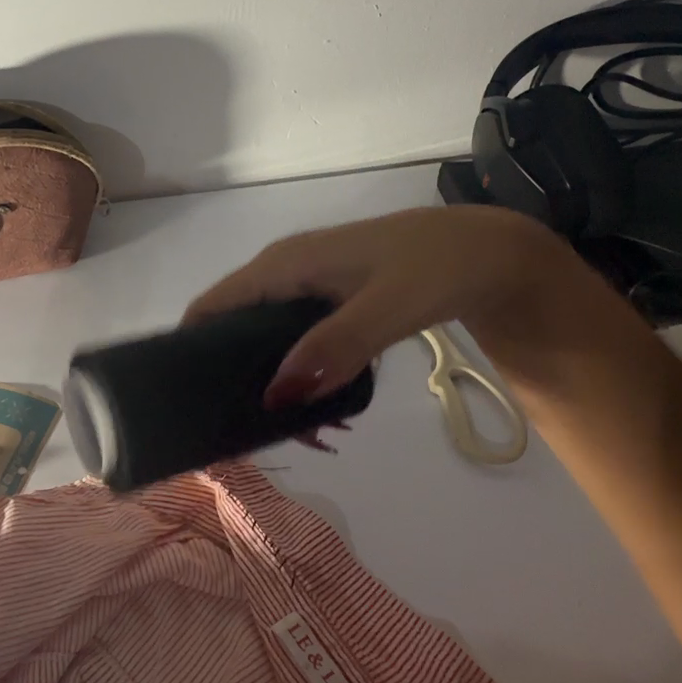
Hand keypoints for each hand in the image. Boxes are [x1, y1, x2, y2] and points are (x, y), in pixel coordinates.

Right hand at [182, 206, 571, 407]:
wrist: (494, 251)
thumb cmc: (438, 268)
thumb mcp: (389, 306)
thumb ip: (336, 347)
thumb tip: (278, 395)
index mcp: (284, 266)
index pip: (212, 304)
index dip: (189, 345)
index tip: (187, 397)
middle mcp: (284, 273)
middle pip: (233, 326)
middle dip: (235, 377)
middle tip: (252, 431)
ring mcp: (308, 286)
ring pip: (266, 338)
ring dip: (271, 381)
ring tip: (296, 432)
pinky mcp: (331, 301)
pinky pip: (296, 340)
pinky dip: (299, 373)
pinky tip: (321, 408)